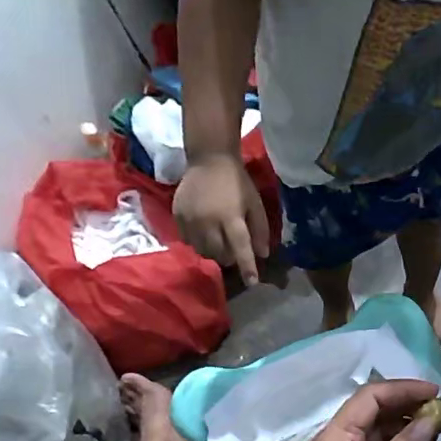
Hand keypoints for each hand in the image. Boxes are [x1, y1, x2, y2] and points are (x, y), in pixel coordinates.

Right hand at [174, 152, 269, 286]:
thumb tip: (262, 255)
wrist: (209, 158)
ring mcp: (190, 219)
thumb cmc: (237, 182)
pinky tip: (203, 232)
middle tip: (233, 249)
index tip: (252, 282)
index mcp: (231, 217)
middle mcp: (208, 221)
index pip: (240, 248)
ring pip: (202, 251)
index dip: (247, 267)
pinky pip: (188, 241)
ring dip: (213, 252)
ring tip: (218, 240)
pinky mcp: (177, 216)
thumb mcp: (255, 203)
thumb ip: (260, 229)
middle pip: (219, 254)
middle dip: (229, 257)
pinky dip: (197, 242)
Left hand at [284, 380, 440, 440]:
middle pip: (373, 410)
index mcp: (334, 436)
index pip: (370, 396)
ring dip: (406, 426)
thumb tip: (433, 415)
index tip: (436, 392)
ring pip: (377, 429)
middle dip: (407, 406)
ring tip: (438, 431)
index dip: (403, 389)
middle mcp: (335, 440)